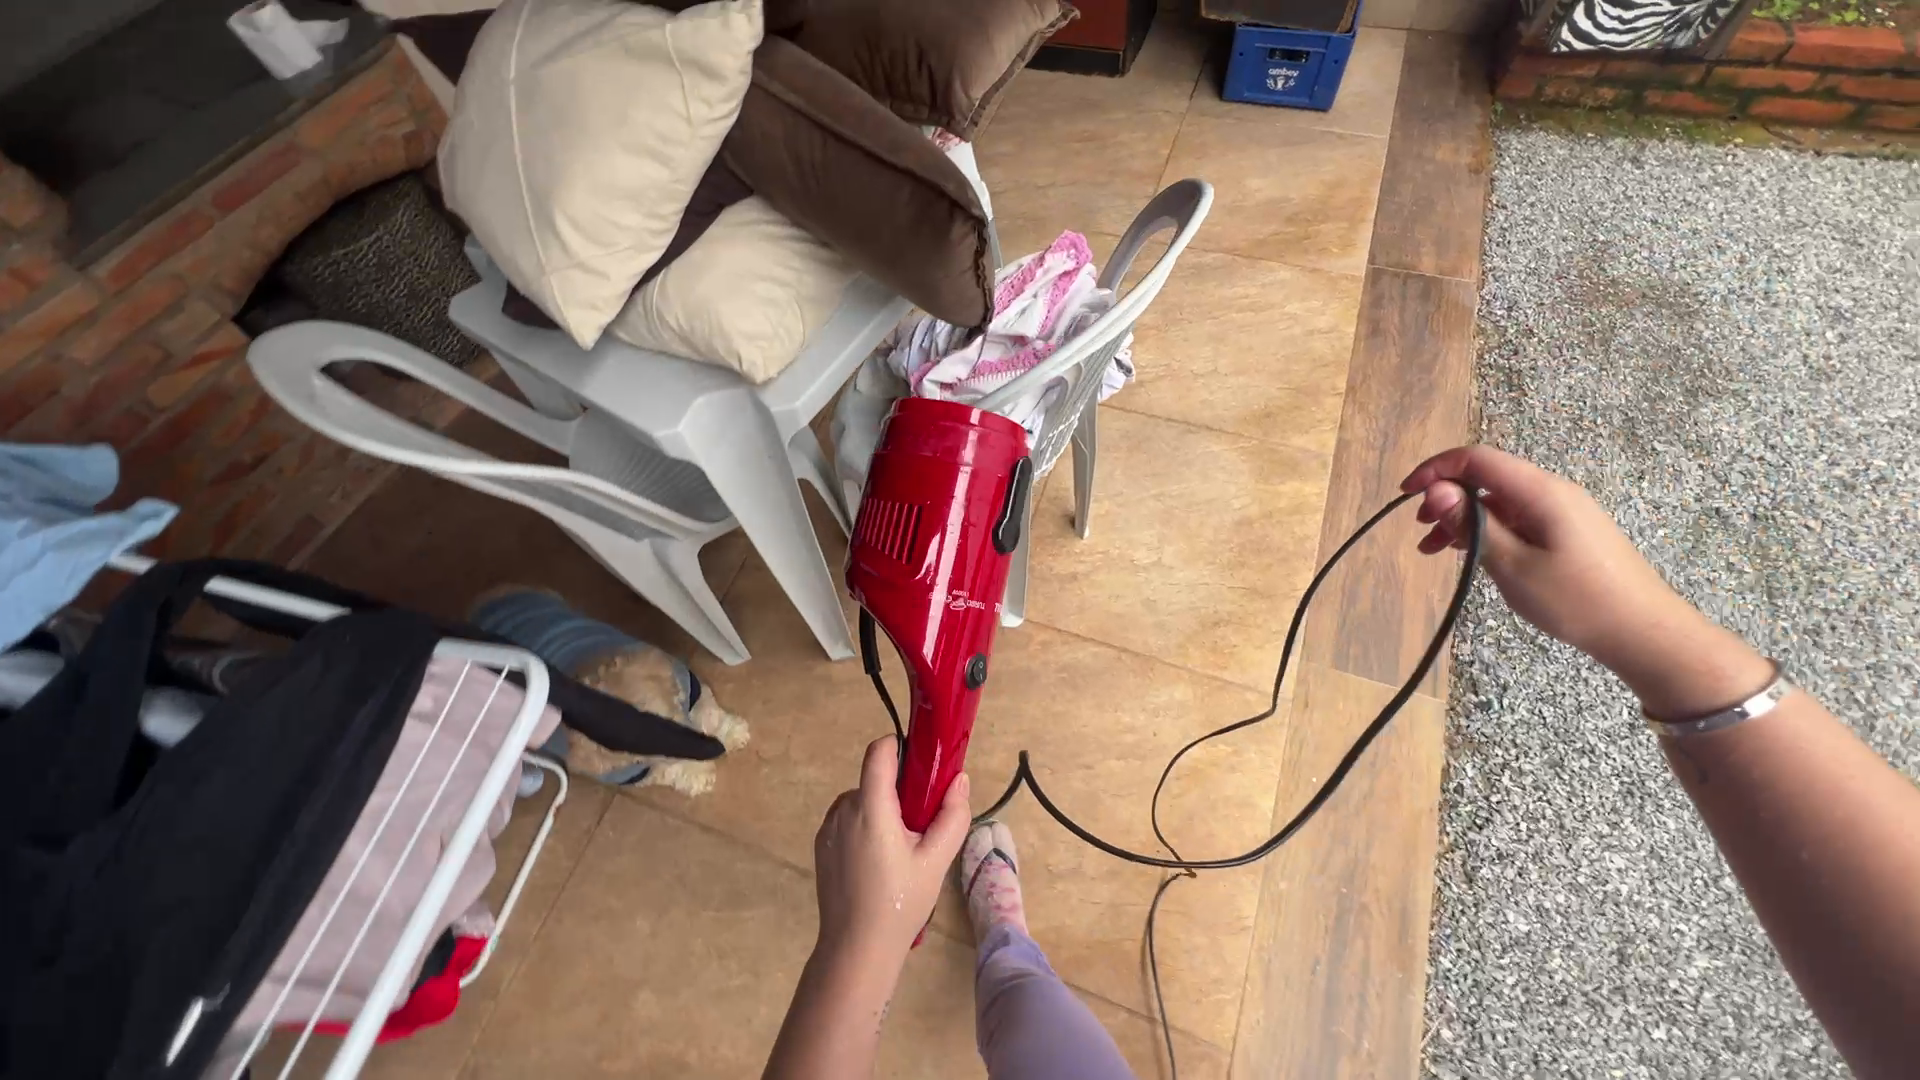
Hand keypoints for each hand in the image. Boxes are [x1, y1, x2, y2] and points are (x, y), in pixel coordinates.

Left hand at [812, 736, 970, 964]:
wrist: (855, 950)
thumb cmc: (900, 903)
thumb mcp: (936, 861)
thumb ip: (952, 816)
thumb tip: (960, 779)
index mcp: (871, 807)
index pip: (878, 752)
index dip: (899, 747)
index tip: (921, 764)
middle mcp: (844, 809)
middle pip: (874, 780)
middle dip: (899, 792)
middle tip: (920, 826)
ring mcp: (828, 828)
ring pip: (861, 800)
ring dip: (881, 811)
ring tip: (899, 851)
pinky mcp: (821, 845)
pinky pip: (848, 820)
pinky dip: (864, 828)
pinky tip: (877, 863)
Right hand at [1401, 445, 1768, 717]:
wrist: (1644, 633)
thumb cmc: (1574, 599)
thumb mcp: (1510, 563)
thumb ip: (1472, 523)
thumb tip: (1436, 490)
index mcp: (1540, 492)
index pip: (1476, 459)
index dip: (1435, 470)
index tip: (1405, 496)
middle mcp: (1551, 492)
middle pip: (1485, 477)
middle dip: (1444, 497)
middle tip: (1421, 531)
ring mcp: (1560, 511)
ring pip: (1496, 500)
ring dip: (1460, 517)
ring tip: (1434, 549)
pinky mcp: (1564, 531)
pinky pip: (1513, 517)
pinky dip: (1484, 529)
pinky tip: (1468, 554)